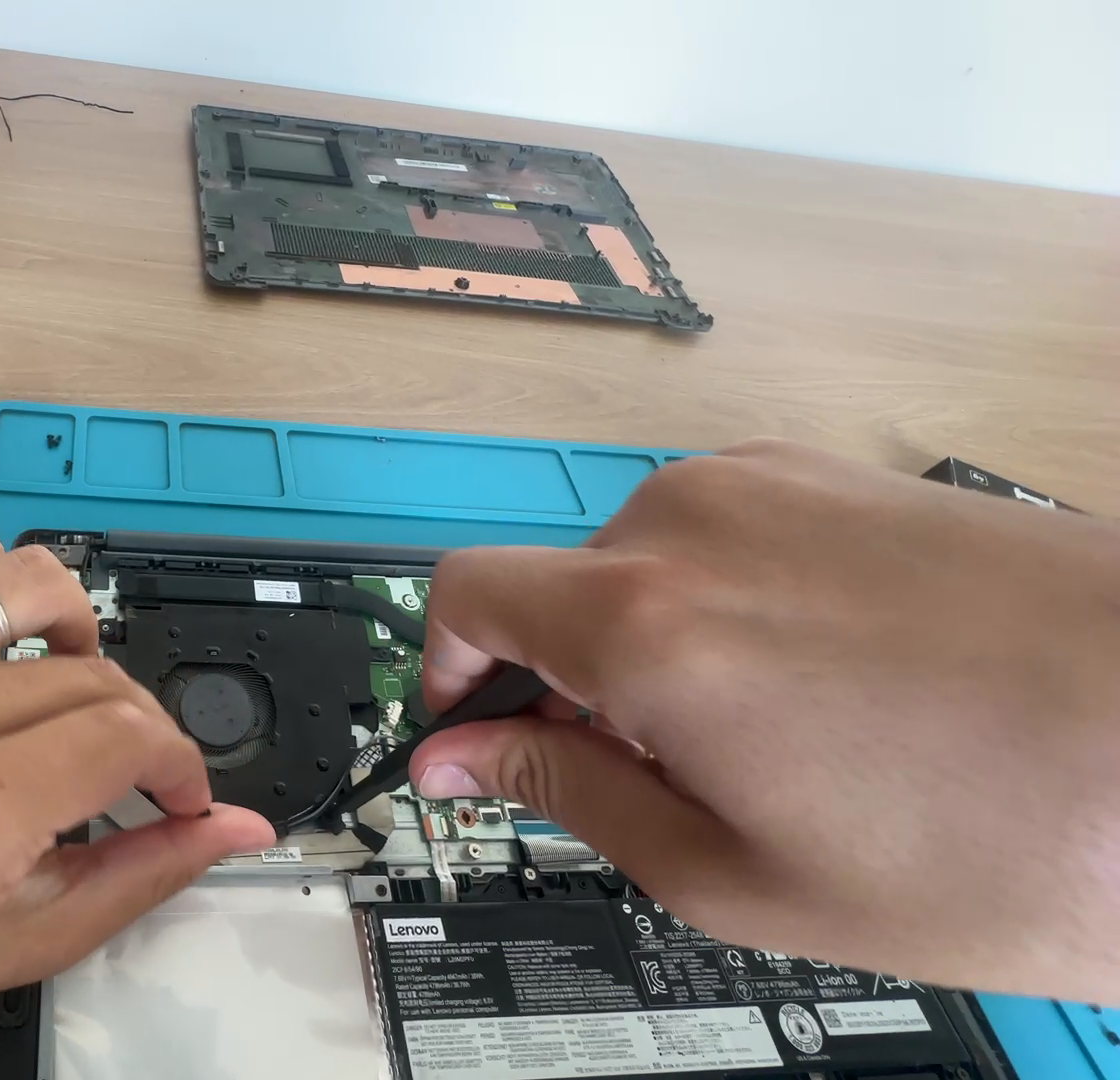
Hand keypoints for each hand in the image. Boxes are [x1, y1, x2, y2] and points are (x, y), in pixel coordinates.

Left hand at [0, 507, 274, 1071]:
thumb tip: (231, 825)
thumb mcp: (32, 937)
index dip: (178, 762)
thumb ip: (146, 874)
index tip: (175, 790)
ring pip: (35, 580)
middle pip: (95, 672)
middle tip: (123, 767)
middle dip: (138, 724)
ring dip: (79, 630)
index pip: (128, 735)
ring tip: (65, 679)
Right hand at [408, 439, 1119, 1002]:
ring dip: (637, 639)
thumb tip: (446, 756)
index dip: (448, 664)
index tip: (480, 724)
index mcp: (641, 620)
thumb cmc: (997, 847)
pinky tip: (808, 661)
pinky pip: (698, 534)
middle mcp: (679, 521)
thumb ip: (557, 788)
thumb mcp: (730, 868)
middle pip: (546, 591)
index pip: (463, 595)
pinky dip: (701, 596)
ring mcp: (753, 479)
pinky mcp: (814, 469)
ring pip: (620, 565)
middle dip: (564, 676)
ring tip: (753, 719)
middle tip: (656, 763)